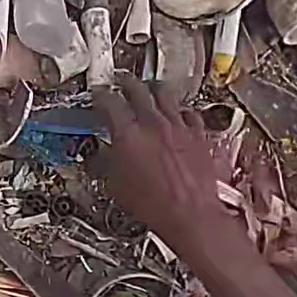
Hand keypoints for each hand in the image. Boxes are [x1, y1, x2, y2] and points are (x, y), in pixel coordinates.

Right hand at [93, 75, 246, 252]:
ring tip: (148, 89)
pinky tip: (177, 113)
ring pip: (165, 94)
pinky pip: (189, 112)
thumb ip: (106, 160)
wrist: (190, 214)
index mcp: (128, 134)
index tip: (98, 94)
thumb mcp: (115, 184)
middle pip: (138, 89)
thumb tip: (101, 153)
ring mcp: (179, 126)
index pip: (110, 101)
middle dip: (126, 83)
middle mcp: (154, 123)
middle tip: (120, 82)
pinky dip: (179, 109)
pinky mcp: (198, 134)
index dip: (101, 95)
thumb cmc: (153, 204)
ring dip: (153, 89)